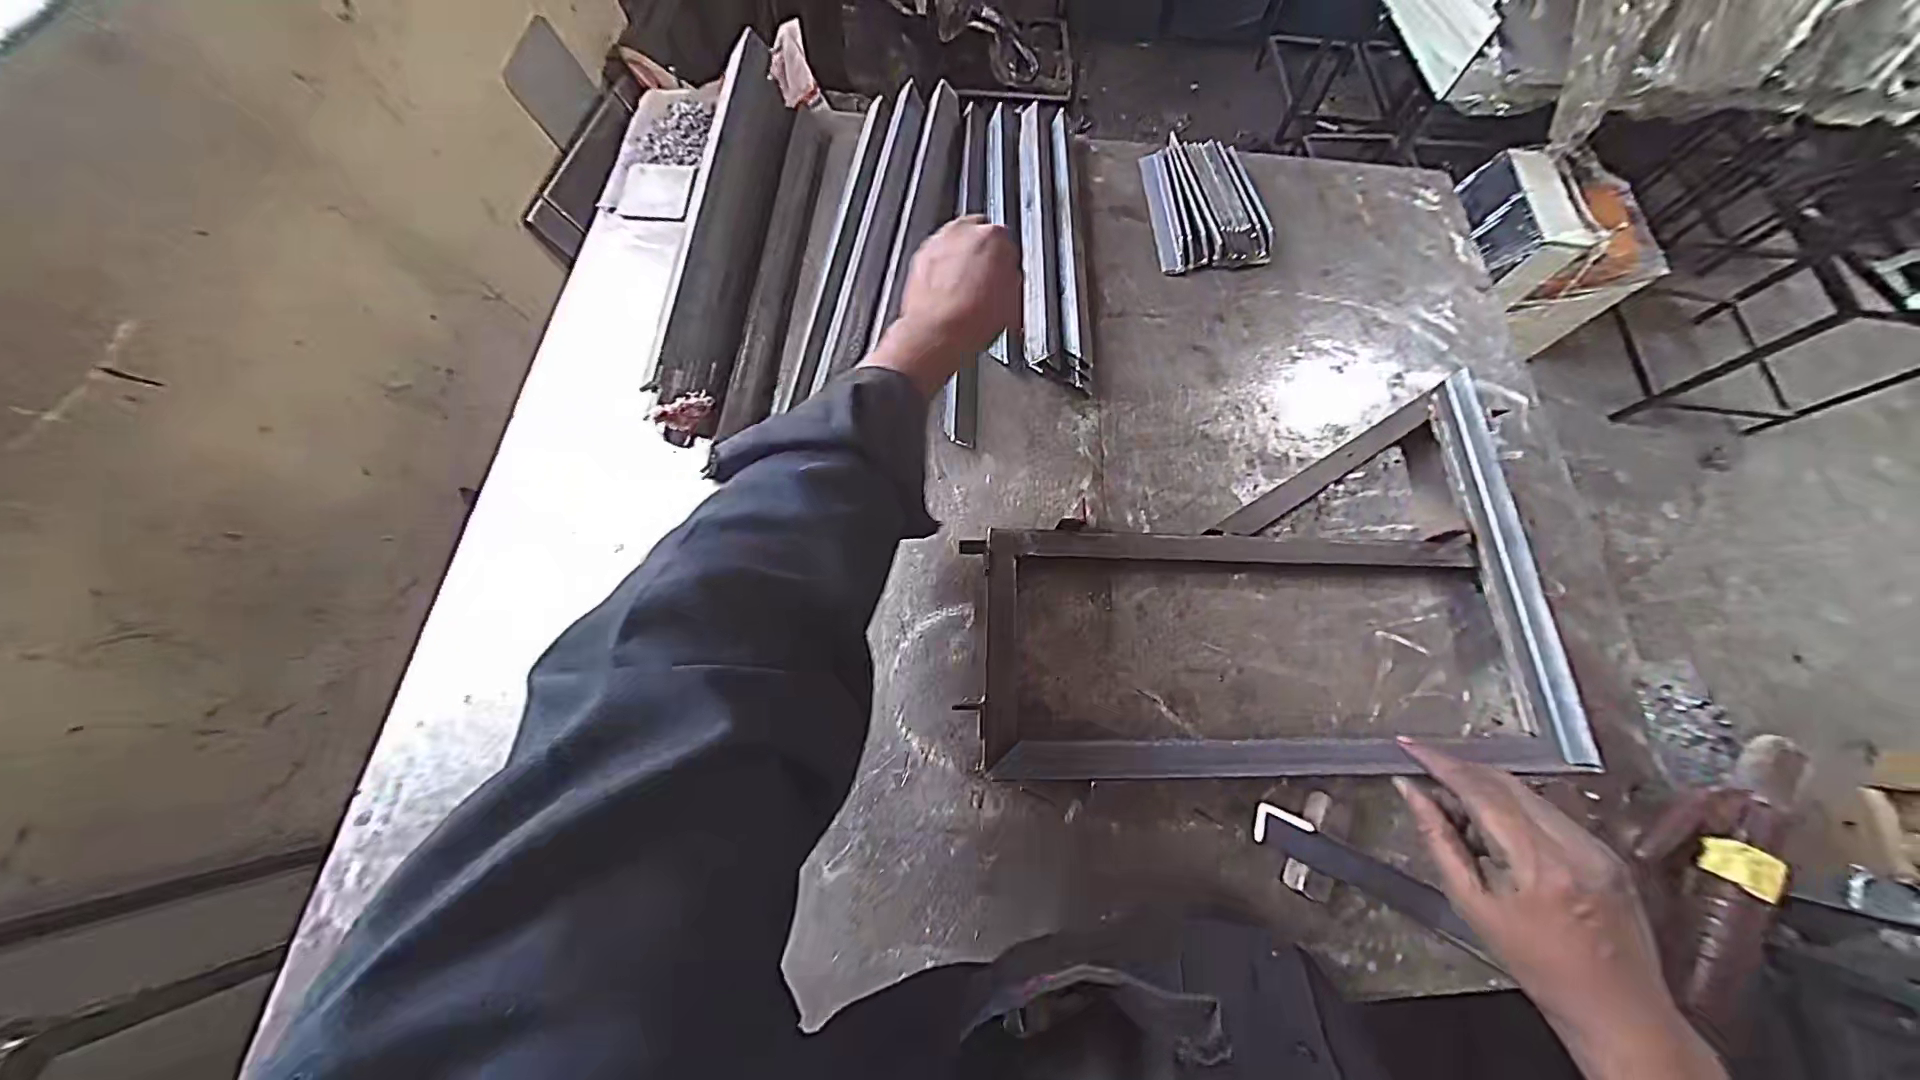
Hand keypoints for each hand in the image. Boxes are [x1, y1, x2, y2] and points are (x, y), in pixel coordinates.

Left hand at [859, 215, 1019, 396]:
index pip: (1007, 242)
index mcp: (996, 237)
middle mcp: (964, 232)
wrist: (937, 333)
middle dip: (980, 257)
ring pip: (955, 246)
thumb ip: (1010, 279)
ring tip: (963, 292)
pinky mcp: (919, 256)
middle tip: (983, 283)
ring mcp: (939, 242)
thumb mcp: (1010, 301)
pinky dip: (941, 271)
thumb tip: (1007, 279)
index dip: (1005, 263)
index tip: (1003, 278)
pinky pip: (936, 259)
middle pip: (977, 237)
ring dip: (959, 263)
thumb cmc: (971, 320)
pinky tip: (946, 295)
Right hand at [1395, 739, 1724, 1079]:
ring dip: (1483, 788)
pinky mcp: (1608, 853)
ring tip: (1452, 809)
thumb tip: (1409, 789)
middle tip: (1421, 772)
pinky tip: (1492, 829)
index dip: (1440, 762)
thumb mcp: (1471, 903)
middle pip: (1506, 782)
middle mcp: (1576, 846)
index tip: (1408, 746)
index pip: (1481, 791)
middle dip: (1459, 769)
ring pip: (1526, 792)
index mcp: (1541, 863)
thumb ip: (1438, 838)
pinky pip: (1547, 811)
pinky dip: (1511, 806)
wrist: (1619, 1011)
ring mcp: (1598, 847)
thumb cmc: (1535, 964)